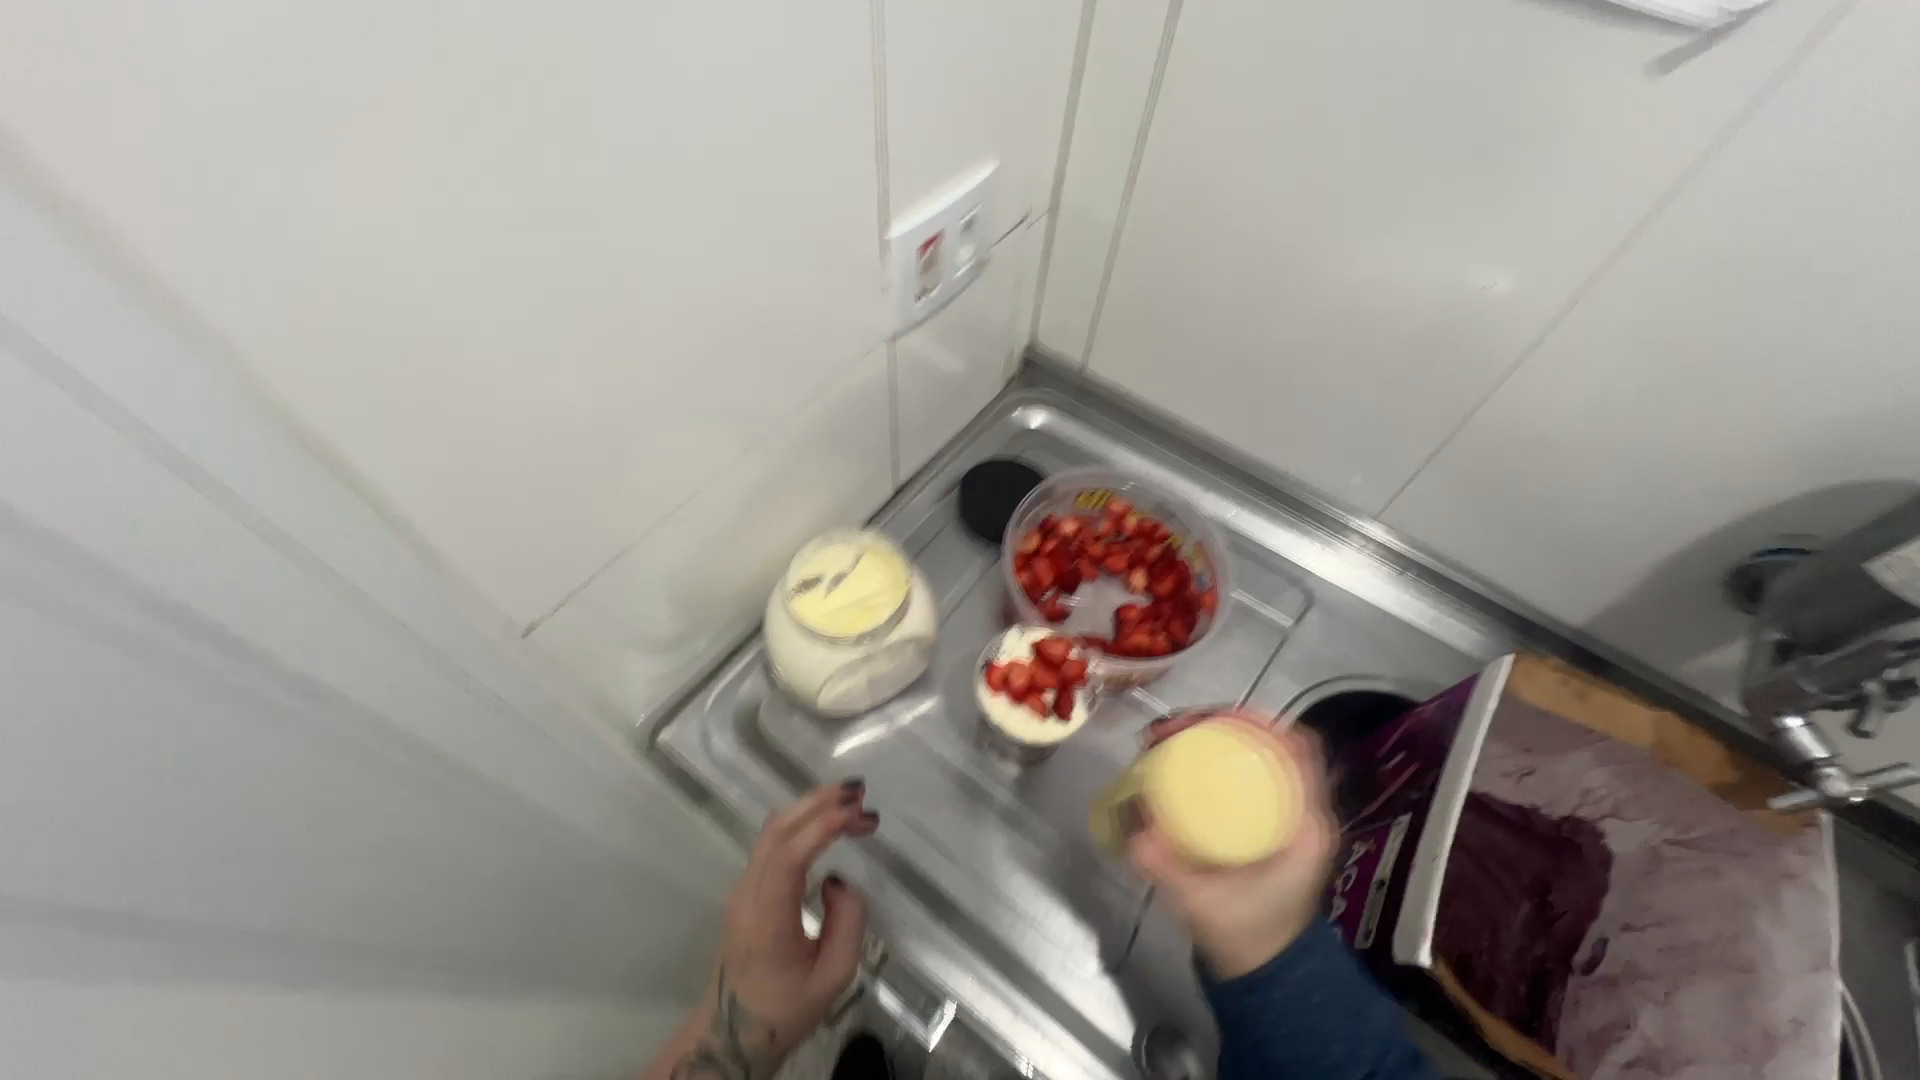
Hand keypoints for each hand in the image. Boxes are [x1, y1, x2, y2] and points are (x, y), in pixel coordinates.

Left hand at [646, 781, 877, 1079]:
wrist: (732, 1034)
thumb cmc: (786, 1009)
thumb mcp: (834, 977)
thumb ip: (848, 922)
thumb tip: (837, 880)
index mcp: (767, 917)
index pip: (790, 854)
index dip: (824, 825)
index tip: (859, 811)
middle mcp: (748, 892)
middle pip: (778, 829)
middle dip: (820, 802)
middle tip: (861, 793)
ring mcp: (742, 887)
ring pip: (773, 830)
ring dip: (811, 808)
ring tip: (851, 802)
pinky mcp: (746, 888)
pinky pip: (772, 842)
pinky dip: (802, 822)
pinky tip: (828, 822)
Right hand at [1127, 711, 1337, 979]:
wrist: (1264, 965)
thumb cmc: (1246, 932)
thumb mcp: (1204, 904)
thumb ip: (1170, 870)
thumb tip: (1136, 831)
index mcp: (1303, 823)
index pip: (1298, 750)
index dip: (1260, 724)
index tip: (1212, 718)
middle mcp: (1298, 807)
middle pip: (1267, 741)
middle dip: (1218, 722)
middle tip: (1170, 728)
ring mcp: (1280, 810)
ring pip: (1250, 751)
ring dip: (1209, 734)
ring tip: (1163, 736)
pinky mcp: (1260, 816)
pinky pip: (1239, 770)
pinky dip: (1208, 755)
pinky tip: (1173, 756)